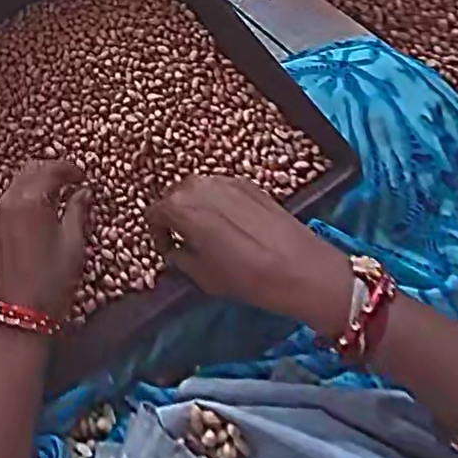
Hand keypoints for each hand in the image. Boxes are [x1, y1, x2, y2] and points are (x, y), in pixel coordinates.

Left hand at [0, 160, 91, 318]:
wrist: (19, 316)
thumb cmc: (52, 281)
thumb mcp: (73, 244)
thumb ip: (78, 211)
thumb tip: (84, 191)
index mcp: (32, 200)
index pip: (51, 170)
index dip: (70, 170)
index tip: (83, 177)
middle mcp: (11, 200)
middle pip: (31, 170)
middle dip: (52, 170)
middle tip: (72, 180)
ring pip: (19, 182)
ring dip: (38, 180)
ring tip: (60, 192)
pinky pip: (11, 197)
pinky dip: (27, 193)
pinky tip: (42, 208)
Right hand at [146, 176, 351, 325]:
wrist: (303, 269)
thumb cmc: (248, 277)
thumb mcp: (203, 277)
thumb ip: (180, 257)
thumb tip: (175, 249)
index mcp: (180, 205)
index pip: (154, 212)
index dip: (158, 232)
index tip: (170, 249)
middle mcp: (197, 184)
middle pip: (175, 196)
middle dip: (176, 216)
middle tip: (189, 241)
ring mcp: (223, 180)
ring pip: (198, 189)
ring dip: (197, 207)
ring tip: (212, 233)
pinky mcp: (246, 182)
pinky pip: (220, 189)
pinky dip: (218, 202)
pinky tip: (234, 225)